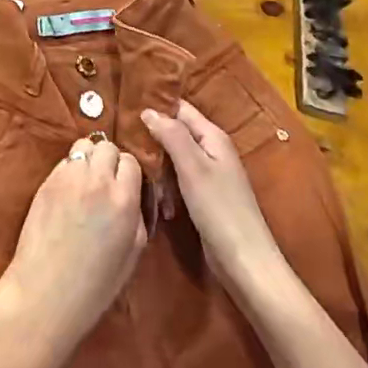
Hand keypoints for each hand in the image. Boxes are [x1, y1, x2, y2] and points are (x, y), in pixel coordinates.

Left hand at [0, 137, 146, 352]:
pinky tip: (67, 192)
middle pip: (107, 146)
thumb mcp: (132, 253)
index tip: (125, 187)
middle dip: (109, 160)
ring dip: (88, 158)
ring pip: (83, 146)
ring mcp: (68, 178)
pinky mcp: (46, 182)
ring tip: (86, 181)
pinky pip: (63, 162)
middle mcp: (97, 180)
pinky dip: (69, 169)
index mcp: (124, 199)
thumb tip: (132, 196)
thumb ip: (136, 215)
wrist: (45, 294)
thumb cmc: (94, 286)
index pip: (131, 161)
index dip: (129, 173)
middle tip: (105, 182)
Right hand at [142, 101, 283, 287]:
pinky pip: (179, 178)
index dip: (156, 106)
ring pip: (175, 156)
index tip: (126, 109)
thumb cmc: (219, 209)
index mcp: (213, 136)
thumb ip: (172, 135)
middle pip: (176, 132)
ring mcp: (209, 174)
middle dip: (153, 136)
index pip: (180, 108)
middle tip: (123, 142)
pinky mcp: (204, 196)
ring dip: (157, 163)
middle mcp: (212, 150)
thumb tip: (148, 110)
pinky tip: (155, 197)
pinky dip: (166, 184)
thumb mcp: (192, 167)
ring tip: (135, 170)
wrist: (244, 261)